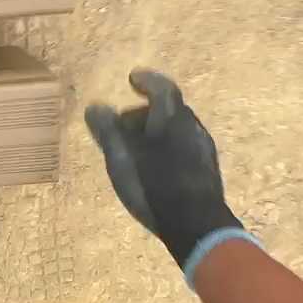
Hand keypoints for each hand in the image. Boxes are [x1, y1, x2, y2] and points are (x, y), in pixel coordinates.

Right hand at [84, 69, 252, 278]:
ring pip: (177, 130)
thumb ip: (107, 130)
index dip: (147, 80)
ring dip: (156, 131)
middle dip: (145, 111)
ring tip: (135, 147)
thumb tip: (95, 107)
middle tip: (124, 121)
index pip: (162, 88)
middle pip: (169, 109)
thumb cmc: (153, 185)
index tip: (133, 78)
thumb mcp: (121, 158)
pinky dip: (166, 148)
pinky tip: (154, 167)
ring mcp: (203, 150)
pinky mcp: (206, 171)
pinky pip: (183, 148)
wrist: (196, 224)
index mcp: (171, 119)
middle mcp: (192, 127)